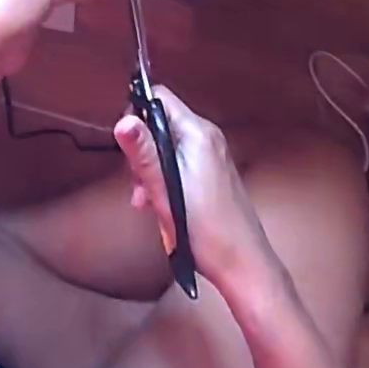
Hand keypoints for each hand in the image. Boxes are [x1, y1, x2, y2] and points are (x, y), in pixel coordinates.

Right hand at [115, 86, 274, 281]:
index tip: (128, 143)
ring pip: (167, 142)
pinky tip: (159, 201)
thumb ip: (142, 152)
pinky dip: (164, 174)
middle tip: (137, 179)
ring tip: (146, 197)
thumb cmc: (205, 231)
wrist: (246, 271)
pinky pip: (179, 158)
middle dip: (142, 147)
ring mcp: (212, 154)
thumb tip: (122, 120)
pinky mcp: (213, 171)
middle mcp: (208, 136)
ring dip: (150, 165)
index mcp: (197, 132)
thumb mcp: (164, 190)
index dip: (136, 112)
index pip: (158, 96)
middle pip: (160, 120)